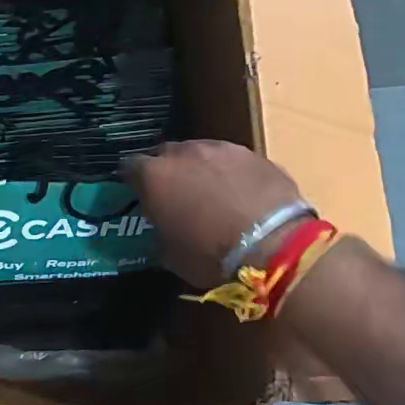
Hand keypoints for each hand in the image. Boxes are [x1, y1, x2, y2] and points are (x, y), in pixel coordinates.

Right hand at [121, 140, 305, 287]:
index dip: (132, 181)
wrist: (275, 246)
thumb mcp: (169, 254)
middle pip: (165, 154)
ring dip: (199, 169)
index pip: (129, 166)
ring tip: (210, 194)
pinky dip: (230, 174)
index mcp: (155, 175)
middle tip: (175, 195)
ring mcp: (222, 149)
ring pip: (201, 153)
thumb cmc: (211, 255)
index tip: (138, 195)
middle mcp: (184, 152)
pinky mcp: (255, 155)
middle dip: (167, 171)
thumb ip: (158, 230)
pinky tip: (239, 195)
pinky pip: (232, 161)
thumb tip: (161, 225)